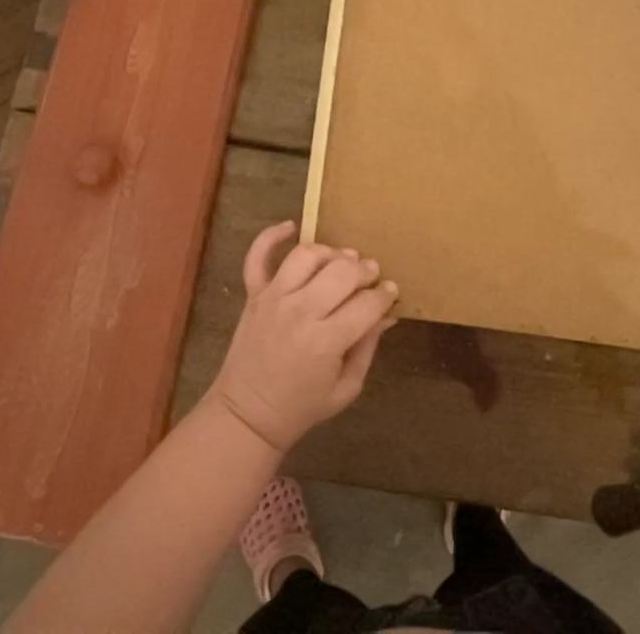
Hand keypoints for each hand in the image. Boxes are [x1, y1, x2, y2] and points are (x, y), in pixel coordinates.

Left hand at [203, 221, 398, 451]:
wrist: (248, 412)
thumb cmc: (302, 405)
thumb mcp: (346, 386)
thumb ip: (367, 346)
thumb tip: (387, 314)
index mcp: (325, 341)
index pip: (367, 304)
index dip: (385, 295)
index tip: (391, 293)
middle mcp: (300, 312)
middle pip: (342, 272)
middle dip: (365, 270)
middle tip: (371, 276)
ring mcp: (273, 298)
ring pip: (307, 255)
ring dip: (331, 253)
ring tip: (343, 261)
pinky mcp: (254, 294)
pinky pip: (258, 256)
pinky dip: (272, 236)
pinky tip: (291, 226)